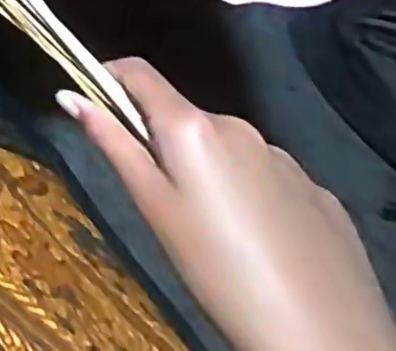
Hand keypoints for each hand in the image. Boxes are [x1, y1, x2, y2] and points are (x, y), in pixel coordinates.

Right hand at [60, 59, 395, 350]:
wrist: (328, 343)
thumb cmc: (217, 270)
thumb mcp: (152, 205)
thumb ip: (111, 141)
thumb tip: (67, 93)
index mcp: (192, 126)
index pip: (138, 71)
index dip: (109, 76)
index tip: (95, 103)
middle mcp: (238, 126)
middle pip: (182, 115)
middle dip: (161, 140)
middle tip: (157, 195)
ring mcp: (285, 159)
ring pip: (225, 147)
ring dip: (207, 168)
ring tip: (212, 229)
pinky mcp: (320, 193)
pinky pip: (267, 176)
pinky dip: (249, 193)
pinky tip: (259, 244)